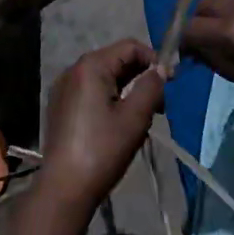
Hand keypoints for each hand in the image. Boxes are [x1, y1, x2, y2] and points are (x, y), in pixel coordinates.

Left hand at [39, 40, 165, 208]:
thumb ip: (151, 87)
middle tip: (160, 106)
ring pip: (105, 78)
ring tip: (143, 118)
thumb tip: (160, 68)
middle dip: (141, 77)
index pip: (129, 46)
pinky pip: (92, 91)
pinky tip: (120, 124)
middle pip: (116, 60)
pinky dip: (111, 99)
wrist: (65, 187)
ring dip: (128, 90)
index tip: (171, 82)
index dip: (153, 59)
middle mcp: (74, 70)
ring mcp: (65, 88)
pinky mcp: (61, 106)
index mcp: (91, 66)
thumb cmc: (102, 149)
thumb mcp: (134, 118)